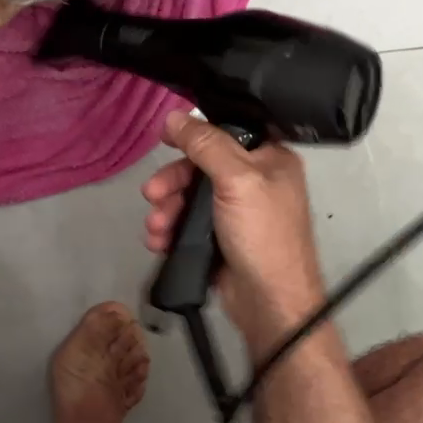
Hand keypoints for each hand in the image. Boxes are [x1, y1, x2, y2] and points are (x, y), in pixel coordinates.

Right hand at [142, 112, 324, 354]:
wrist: (270, 305)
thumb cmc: (262, 234)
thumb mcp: (236, 179)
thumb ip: (205, 144)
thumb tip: (174, 116)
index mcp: (271, 159)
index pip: (228, 131)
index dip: (196, 131)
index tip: (166, 137)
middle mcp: (255, 181)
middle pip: (201, 165)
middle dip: (173, 181)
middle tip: (152, 193)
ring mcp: (237, 212)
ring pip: (190, 196)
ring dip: (167, 208)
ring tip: (156, 226)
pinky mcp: (220, 238)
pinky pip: (188, 223)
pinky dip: (171, 229)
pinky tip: (158, 240)